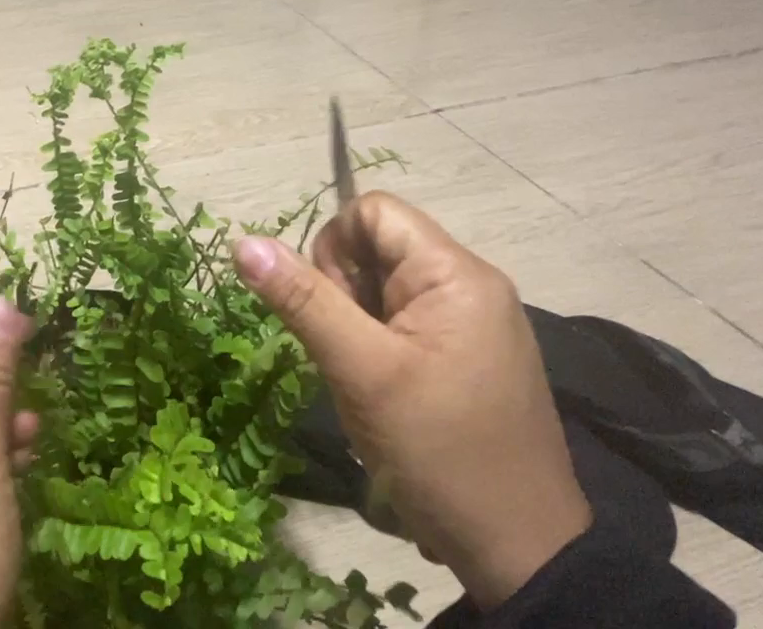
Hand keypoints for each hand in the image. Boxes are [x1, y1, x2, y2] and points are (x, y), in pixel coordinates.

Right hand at [233, 192, 591, 609]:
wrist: (518, 550)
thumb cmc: (439, 449)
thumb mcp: (361, 371)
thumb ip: (302, 299)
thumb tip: (243, 240)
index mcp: (455, 273)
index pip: (372, 211)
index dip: (334, 247)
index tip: (333, 309)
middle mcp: (469, 284)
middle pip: (375, 249)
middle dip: (341, 293)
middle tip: (348, 354)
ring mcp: (471, 322)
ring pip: (380, 290)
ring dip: (354, 326)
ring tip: (364, 381)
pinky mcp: (466, 355)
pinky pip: (400, 324)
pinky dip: (374, 348)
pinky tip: (380, 393)